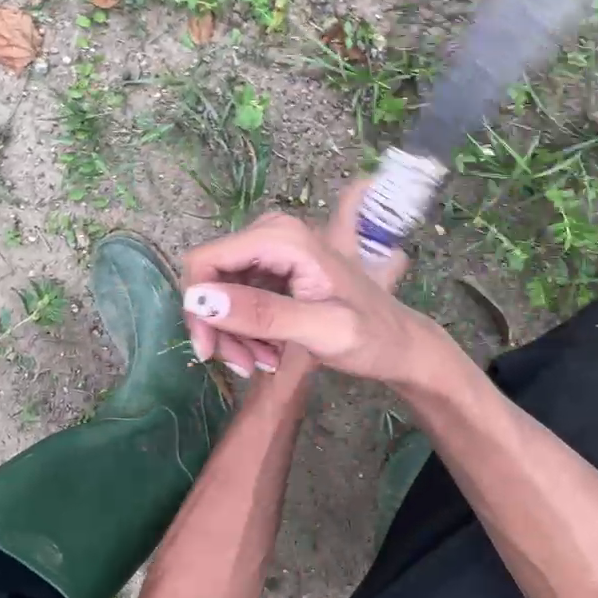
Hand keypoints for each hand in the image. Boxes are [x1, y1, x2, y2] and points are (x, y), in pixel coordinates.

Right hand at [180, 180, 426, 381]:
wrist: (399, 343)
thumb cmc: (371, 336)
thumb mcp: (321, 331)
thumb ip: (262, 314)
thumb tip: (201, 300)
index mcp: (282, 237)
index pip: (205, 260)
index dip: (197, 306)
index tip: (210, 351)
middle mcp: (271, 233)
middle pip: (209, 276)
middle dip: (217, 326)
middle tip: (243, 365)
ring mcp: (271, 249)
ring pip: (218, 291)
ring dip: (231, 333)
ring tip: (261, 363)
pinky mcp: (271, 267)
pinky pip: (235, 296)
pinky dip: (243, 330)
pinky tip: (267, 352)